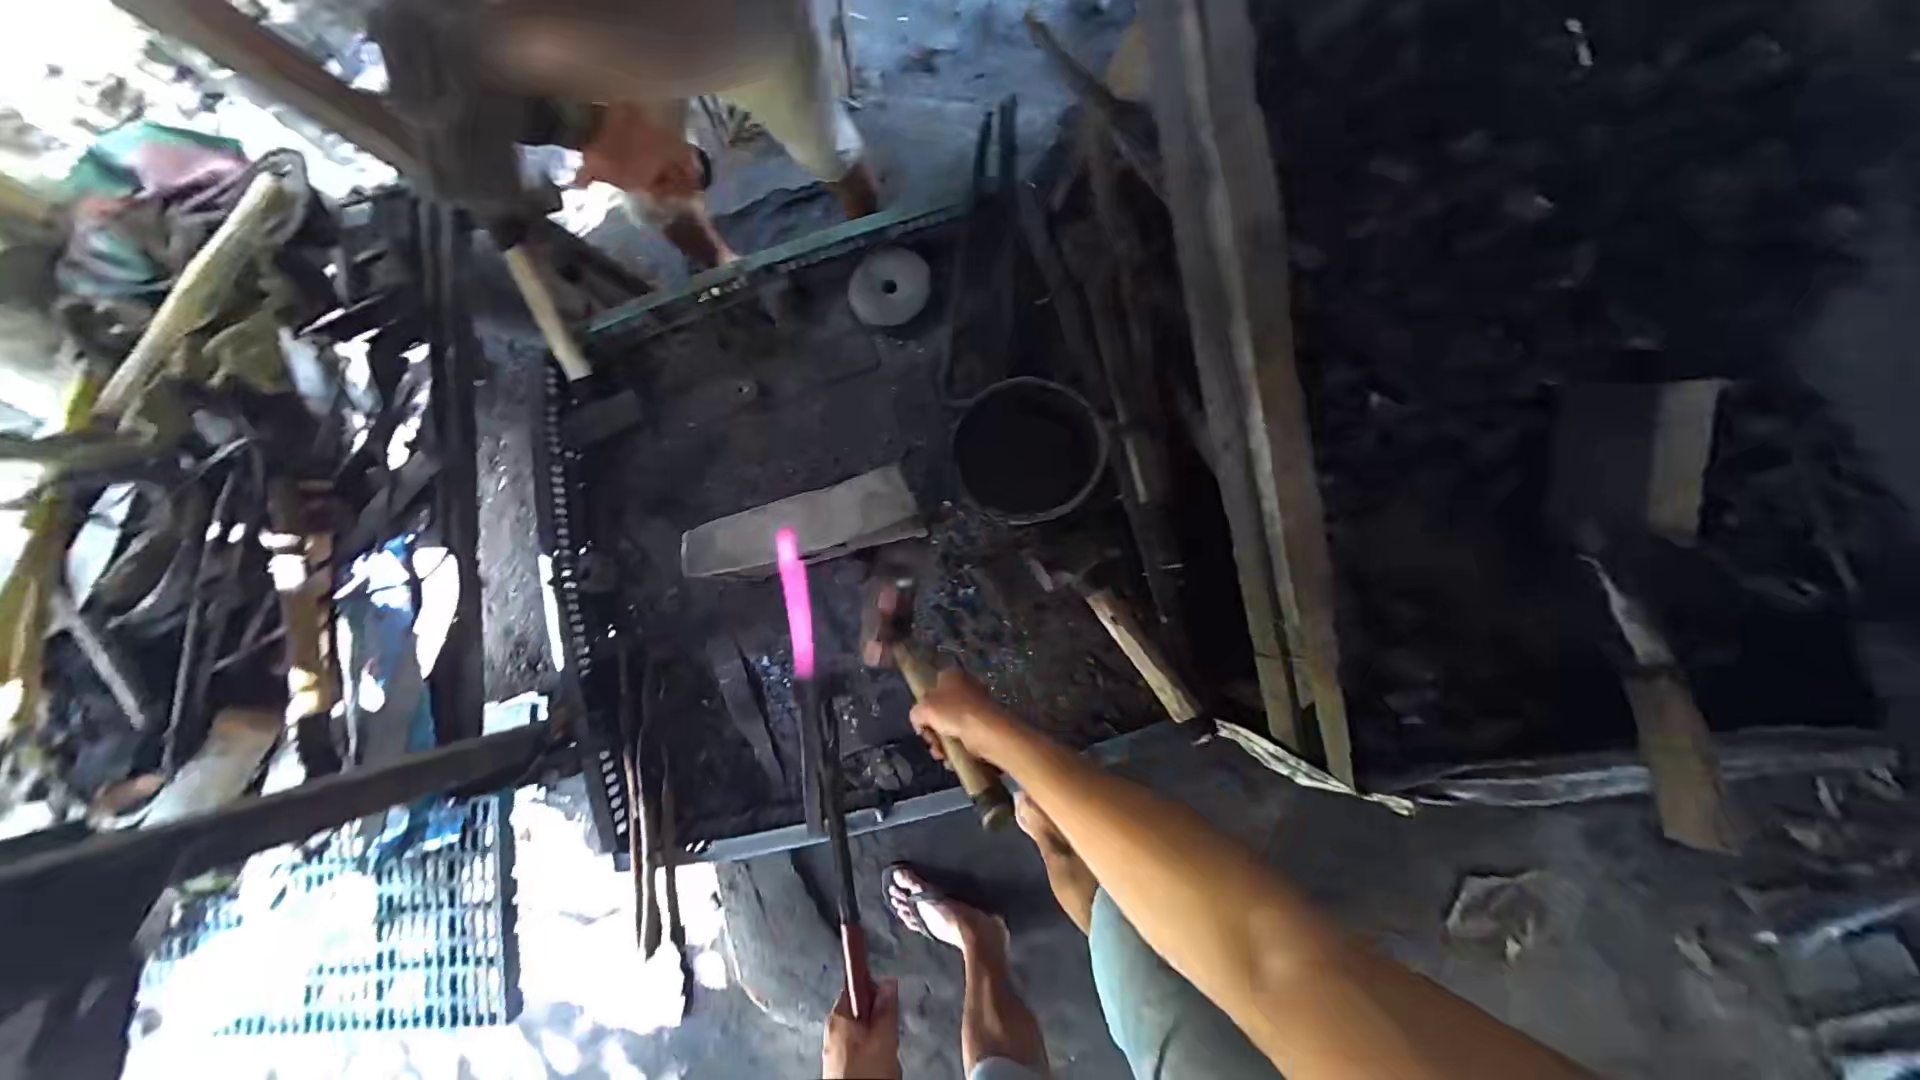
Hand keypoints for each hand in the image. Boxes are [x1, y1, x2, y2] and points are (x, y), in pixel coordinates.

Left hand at [822, 978, 900, 1079]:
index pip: (857, 983)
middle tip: (890, 1034)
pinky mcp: (839, 1066)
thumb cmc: (866, 1073)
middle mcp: (833, 1027)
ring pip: (863, 1031)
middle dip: (879, 1019)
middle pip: (862, 1009)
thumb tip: (889, 981)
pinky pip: (859, 1049)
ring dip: (878, 1039)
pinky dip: (871, 1054)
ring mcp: (834, 1048)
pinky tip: (878, 1068)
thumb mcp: (883, 1038)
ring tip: (886, 1054)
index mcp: (838, 1014)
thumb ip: (886, 1008)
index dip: (875, 987)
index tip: (889, 1000)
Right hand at [908, 670, 1028, 767]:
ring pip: (951, 726)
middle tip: (932, 742)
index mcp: (952, 675)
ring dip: (942, 743)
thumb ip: (916, 713)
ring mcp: (977, 705)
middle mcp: (966, 686)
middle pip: (940, 711)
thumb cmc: (954, 713)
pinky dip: (957, 747)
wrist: (988, 731)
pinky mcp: (985, 723)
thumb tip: (920, 721)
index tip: (922, 723)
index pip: (931, 689)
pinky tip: (953, 758)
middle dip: (933, 730)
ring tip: (942, 754)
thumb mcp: (923, 709)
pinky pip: (964, 735)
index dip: (923, 707)